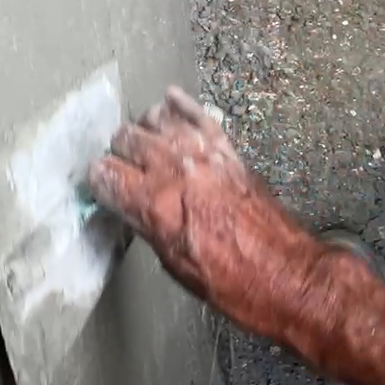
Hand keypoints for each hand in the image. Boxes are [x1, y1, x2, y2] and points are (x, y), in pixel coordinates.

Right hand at [88, 87, 332, 333]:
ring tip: (145, 142)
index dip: (98, 179)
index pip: (104, 173)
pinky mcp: (225, 147)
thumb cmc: (233, 282)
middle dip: (118, 152)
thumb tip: (129, 205)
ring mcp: (201, 152)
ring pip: (154, 117)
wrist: (286, 274)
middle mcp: (174, 169)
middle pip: (124, 137)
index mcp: (155, 204)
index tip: (100, 184)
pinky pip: (195, 112)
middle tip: (123, 166)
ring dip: (145, 129)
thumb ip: (146, 223)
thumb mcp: (174, 263)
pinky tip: (169, 102)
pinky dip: (179, 105)